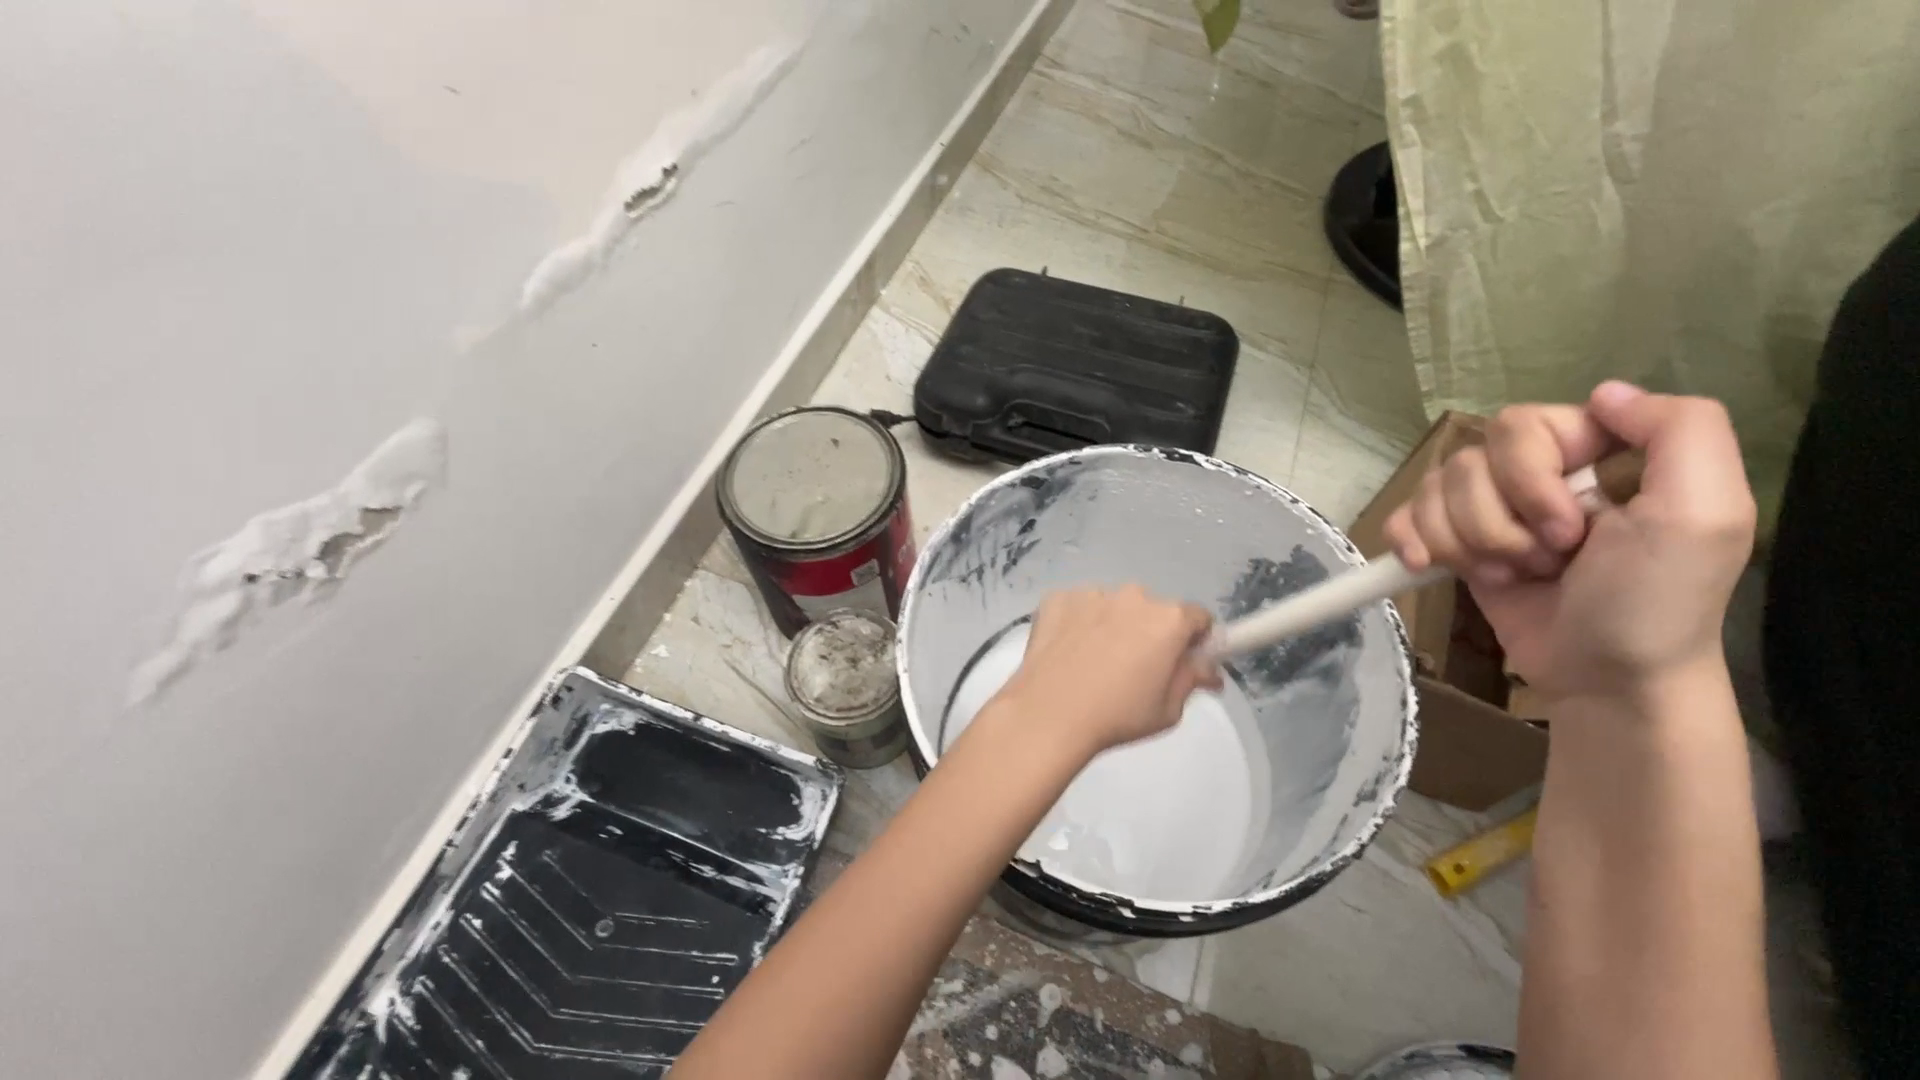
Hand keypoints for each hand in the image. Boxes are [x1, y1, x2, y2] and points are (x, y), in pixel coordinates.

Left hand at [992, 586, 1221, 755]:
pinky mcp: (1057, 599)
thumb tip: (1207, 668)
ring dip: (1113, 626)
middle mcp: (1133, 596)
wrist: (1048, 715)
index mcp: (1168, 619)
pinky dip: (1078, 624)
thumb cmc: (1117, 716)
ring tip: (1095, 663)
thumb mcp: (1169, 709)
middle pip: (1153, 610)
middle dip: (1151, 633)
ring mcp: (1092, 594)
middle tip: (1136, 669)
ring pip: (1113, 607)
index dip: (1196, 640)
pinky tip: (1069, 653)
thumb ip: (1192, 679)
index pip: (1198, 618)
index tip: (1184, 661)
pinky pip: (1078, 608)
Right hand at [1383, 381, 1755, 703]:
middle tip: (1546, 560)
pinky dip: (1411, 540)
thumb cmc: (1655, 602)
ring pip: (1435, 490)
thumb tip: (1603, 391)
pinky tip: (1427, 566)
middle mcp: (1539, 474)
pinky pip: (1406, 516)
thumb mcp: (1705, 514)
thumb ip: (1681, 430)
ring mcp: (1491, 510)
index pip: (1521, 425)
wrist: (1605, 680)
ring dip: (1466, 541)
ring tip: (1512, 577)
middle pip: (1470, 459)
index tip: (1572, 530)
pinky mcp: (1456, 545)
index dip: (1530, 476)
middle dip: (1496, 519)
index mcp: (1596, 455)